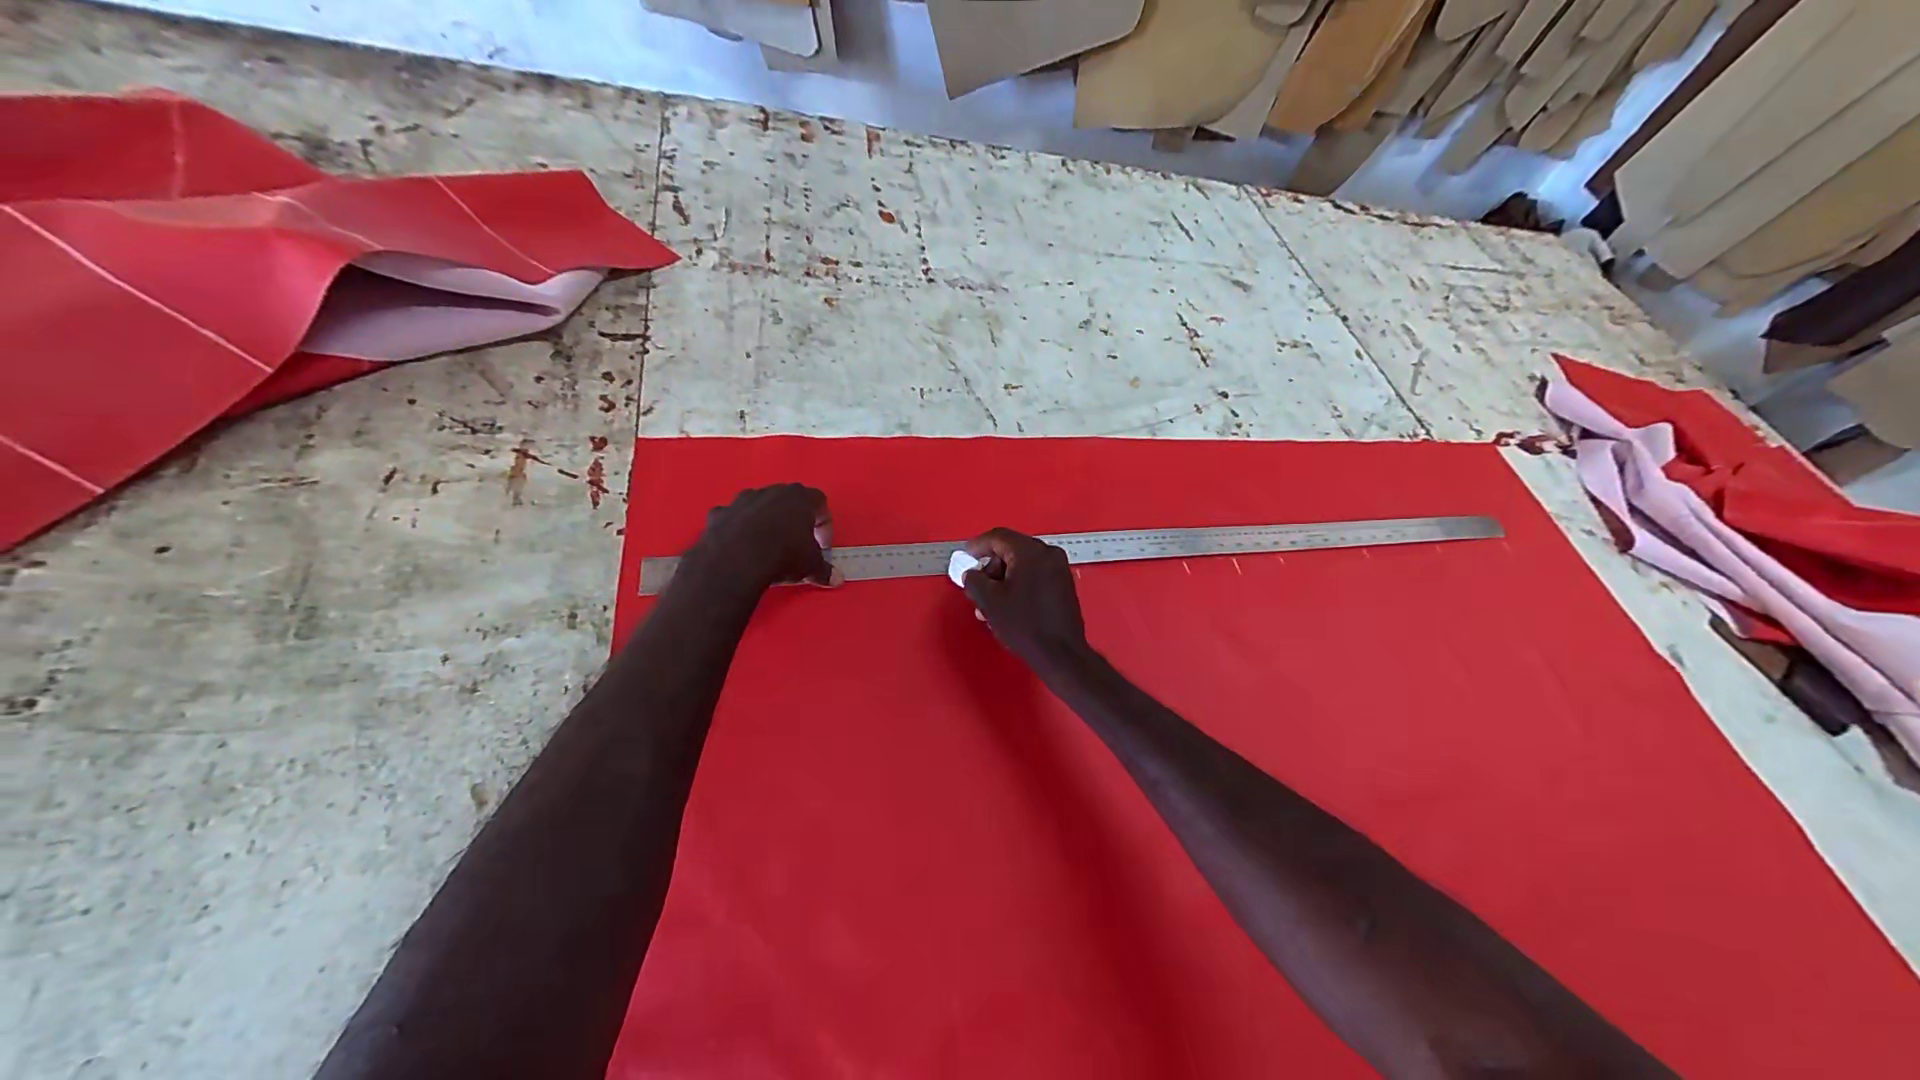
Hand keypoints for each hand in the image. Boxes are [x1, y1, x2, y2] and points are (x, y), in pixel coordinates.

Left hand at [681, 484, 837, 592]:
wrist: (735, 562)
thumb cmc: (783, 556)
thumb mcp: (810, 566)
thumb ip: (824, 570)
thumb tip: (837, 579)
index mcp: (799, 498)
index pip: (820, 503)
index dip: (824, 525)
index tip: (821, 546)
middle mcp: (772, 492)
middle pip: (788, 500)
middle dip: (794, 520)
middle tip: (796, 544)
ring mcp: (743, 500)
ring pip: (759, 505)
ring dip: (765, 521)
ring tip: (766, 545)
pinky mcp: (720, 513)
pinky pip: (733, 518)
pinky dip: (737, 529)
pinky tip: (739, 547)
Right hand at [961, 528, 1090, 666]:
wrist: (1059, 653)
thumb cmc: (1026, 625)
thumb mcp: (989, 601)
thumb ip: (974, 580)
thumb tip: (971, 574)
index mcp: (1030, 552)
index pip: (998, 537)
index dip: (978, 546)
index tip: (967, 555)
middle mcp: (1048, 555)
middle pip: (1011, 550)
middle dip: (991, 568)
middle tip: (977, 586)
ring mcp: (1059, 569)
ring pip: (1023, 565)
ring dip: (1003, 579)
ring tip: (990, 604)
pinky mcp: (1063, 585)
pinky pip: (1035, 576)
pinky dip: (1018, 585)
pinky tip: (1007, 606)